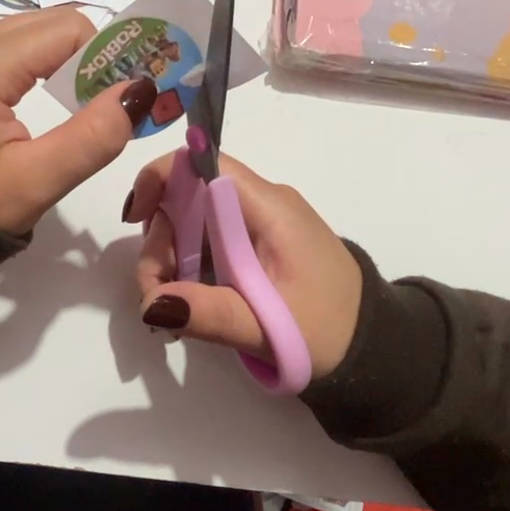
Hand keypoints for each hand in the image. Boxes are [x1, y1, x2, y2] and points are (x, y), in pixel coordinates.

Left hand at [0, 8, 158, 234]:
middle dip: (91, 56)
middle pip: (50, 25)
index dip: (108, 55)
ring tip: (88, 105)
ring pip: (32, 33)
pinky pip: (11, 48)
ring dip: (67, 61)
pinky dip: (41, 65)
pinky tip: (55, 100)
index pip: (67, 29)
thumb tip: (141, 90)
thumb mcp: (35, 182)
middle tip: (115, 101)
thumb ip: (92, 137)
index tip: (131, 93)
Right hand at [123, 153, 362, 379]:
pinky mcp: (258, 243)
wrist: (376, 346)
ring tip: (172, 308)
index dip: (159, 179)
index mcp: (266, 207)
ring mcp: (259, 223)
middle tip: (155, 296)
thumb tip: (151, 304)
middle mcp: (260, 203)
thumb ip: (208, 313)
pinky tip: (188, 302)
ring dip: (171, 260)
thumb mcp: (265, 327)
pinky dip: (189, 267)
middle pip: (187, 199)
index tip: (133, 220)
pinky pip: (208, 240)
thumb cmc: (328, 329)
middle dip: (160, 243)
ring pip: (192, 222)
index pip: (201, 163)